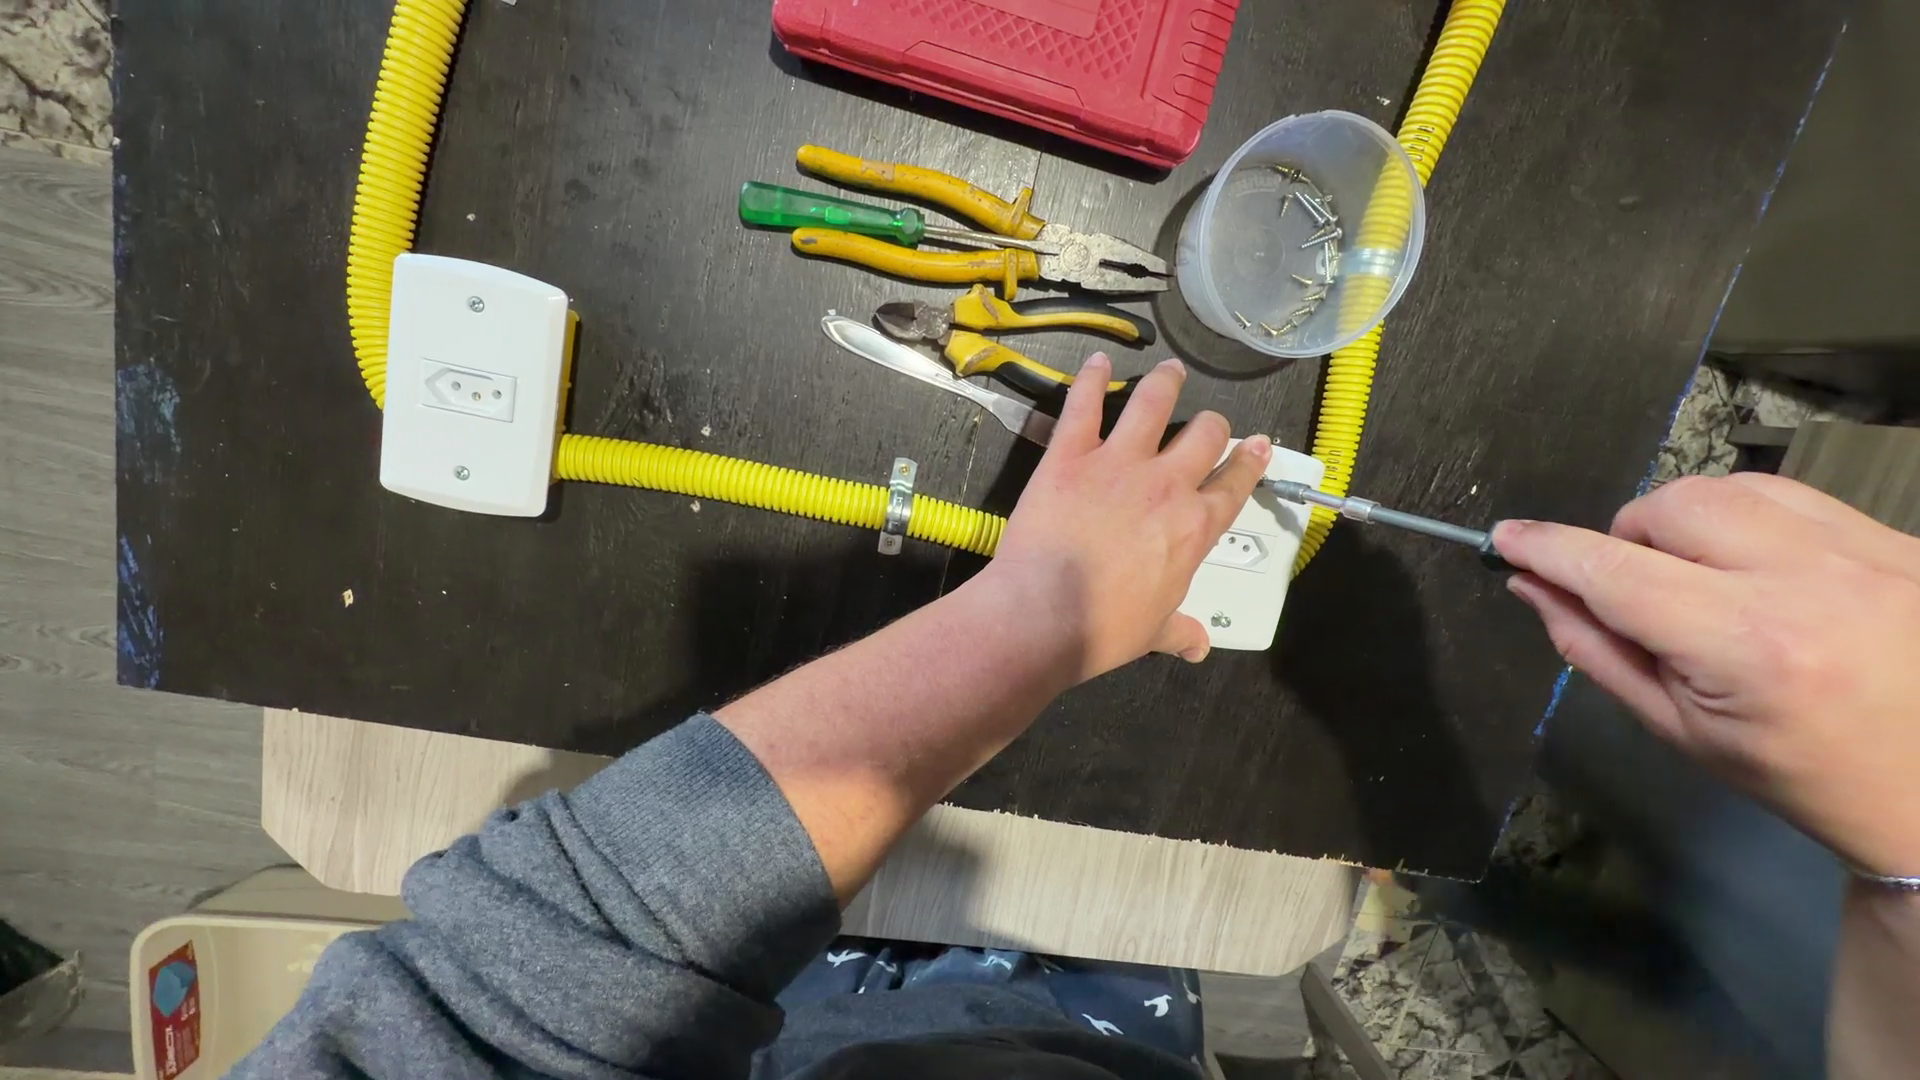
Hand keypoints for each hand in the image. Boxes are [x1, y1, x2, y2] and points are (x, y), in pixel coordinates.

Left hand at [981, 354, 1270, 682]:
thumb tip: (1197, 647)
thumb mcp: (1152, 632)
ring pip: (1154, 404)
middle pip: (1205, 434)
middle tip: (1207, 423)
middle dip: (1212, 425)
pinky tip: (1097, 362)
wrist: (1046, 613)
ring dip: (1166, 383)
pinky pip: (1084, 405)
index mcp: (1194, 527)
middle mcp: (1166, 484)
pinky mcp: (1070, 455)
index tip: (1258, 446)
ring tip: (1171, 371)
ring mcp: (1118, 463)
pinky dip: (1091, 379)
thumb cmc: (1104, 628)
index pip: (1235, 484)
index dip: (1250, 461)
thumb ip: (1178, 630)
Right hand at [1494, 473, 1919, 877]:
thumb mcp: (1673, 723)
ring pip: (1732, 489)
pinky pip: (1794, 497)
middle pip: (1673, 507)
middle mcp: (1814, 585)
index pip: (1612, 572)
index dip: (1546, 549)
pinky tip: (1753, 562)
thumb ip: (1591, 645)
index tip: (1503, 538)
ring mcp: (1876, 558)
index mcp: (1747, 646)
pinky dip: (1745, 518)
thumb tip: (1530, 584)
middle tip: (1634, 582)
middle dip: (1625, 535)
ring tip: (1696, 570)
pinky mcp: (1906, 546)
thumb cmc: (1795, 772)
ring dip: (1684, 521)